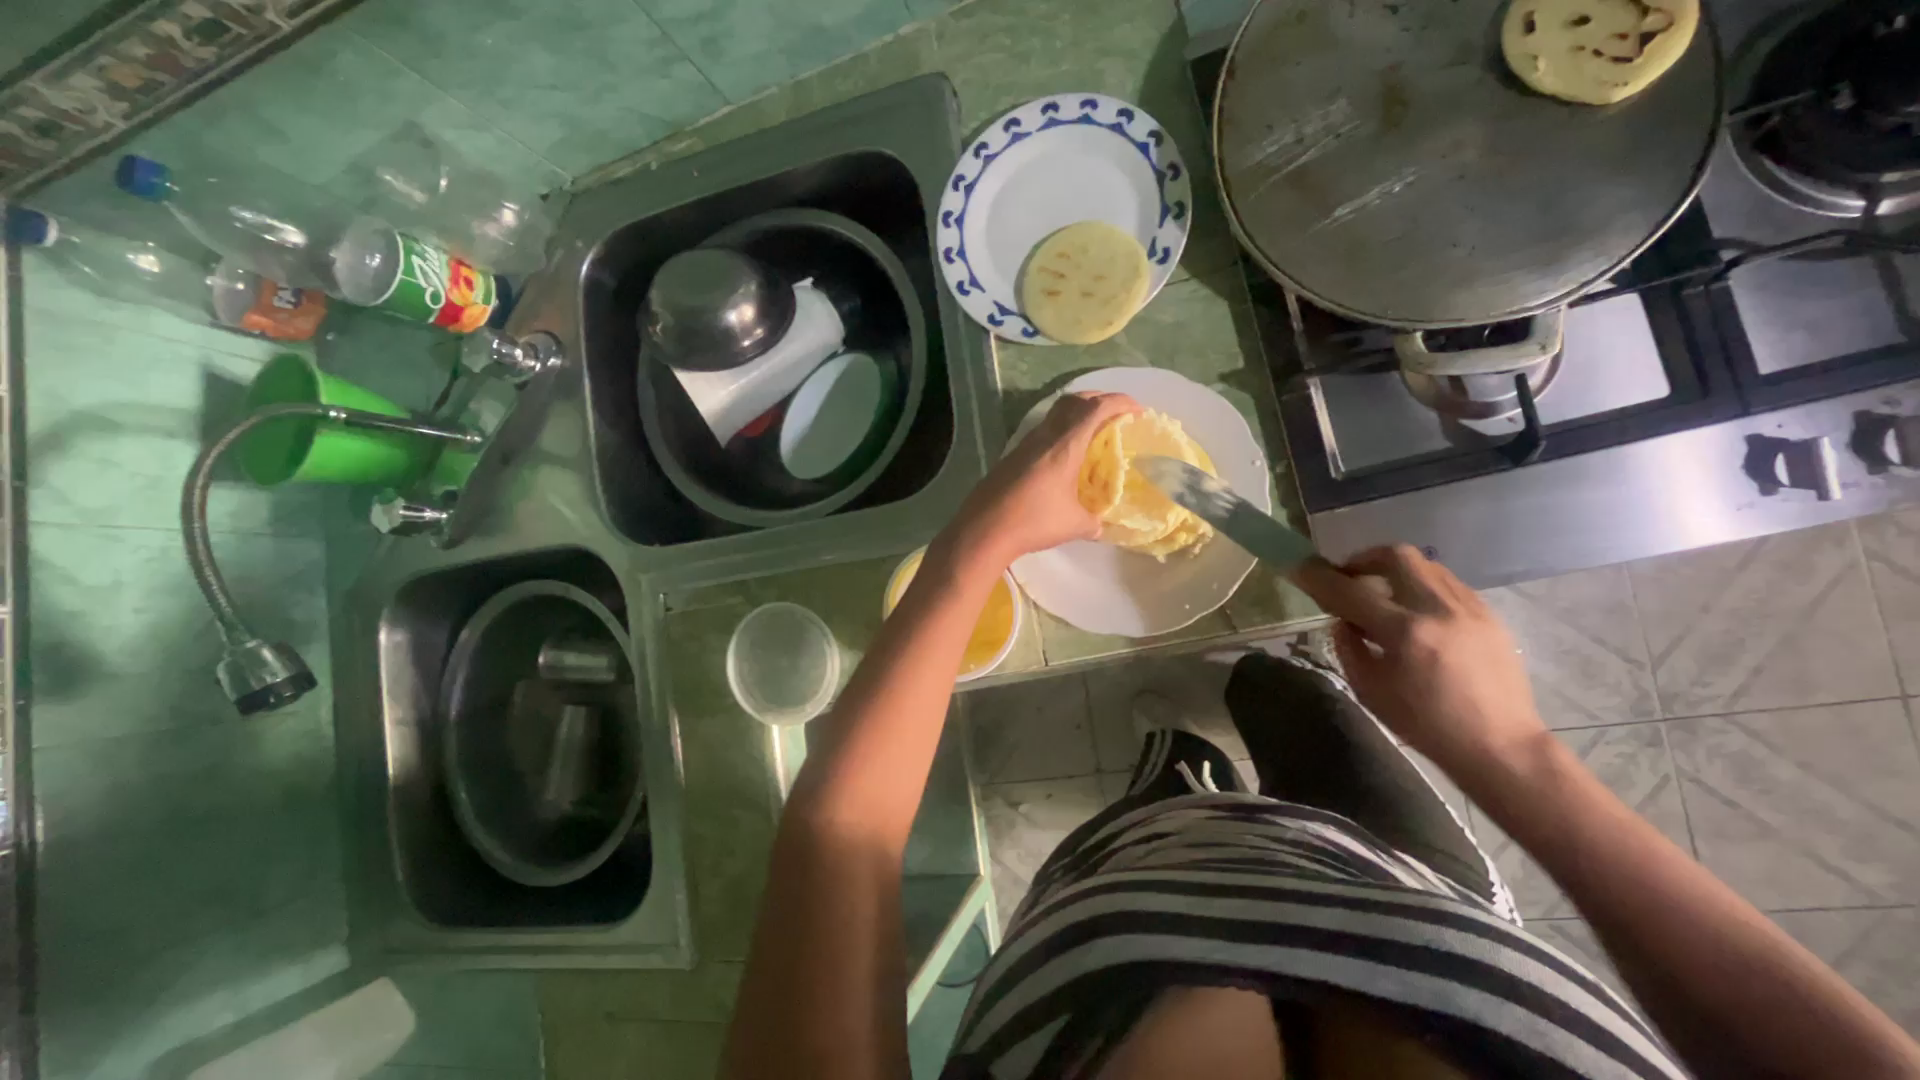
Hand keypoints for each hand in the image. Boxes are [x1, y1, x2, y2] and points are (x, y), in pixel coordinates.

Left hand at [942, 392, 1142, 567]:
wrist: (984, 529)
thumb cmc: (1034, 522)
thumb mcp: (1074, 525)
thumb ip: (1093, 521)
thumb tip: (1100, 525)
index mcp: (1065, 445)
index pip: (1096, 409)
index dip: (1120, 402)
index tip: (1138, 410)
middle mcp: (1045, 436)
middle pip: (1073, 401)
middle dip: (1099, 399)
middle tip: (1116, 414)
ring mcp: (1025, 445)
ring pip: (1055, 414)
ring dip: (1077, 414)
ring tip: (1093, 431)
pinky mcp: (1012, 457)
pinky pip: (1043, 432)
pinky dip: (1061, 432)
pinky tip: (1065, 455)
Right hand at [1292, 546, 1547, 780]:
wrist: (1499, 745)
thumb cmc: (1427, 726)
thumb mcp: (1371, 692)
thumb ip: (1350, 648)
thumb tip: (1343, 621)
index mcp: (1405, 632)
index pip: (1350, 592)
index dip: (1320, 578)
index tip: (1302, 568)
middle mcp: (1438, 609)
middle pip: (1395, 556)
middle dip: (1363, 559)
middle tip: (1349, 577)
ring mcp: (1469, 608)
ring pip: (1425, 565)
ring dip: (1395, 572)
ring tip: (1383, 596)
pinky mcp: (1489, 615)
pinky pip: (1448, 584)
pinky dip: (1422, 587)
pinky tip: (1416, 613)